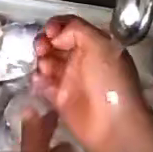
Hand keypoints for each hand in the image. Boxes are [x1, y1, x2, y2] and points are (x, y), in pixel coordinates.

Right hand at [31, 14, 152, 151]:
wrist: (114, 125)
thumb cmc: (110, 81)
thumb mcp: (101, 45)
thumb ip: (76, 30)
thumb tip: (55, 36)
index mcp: (95, 44)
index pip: (71, 27)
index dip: (57, 25)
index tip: (49, 31)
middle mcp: (82, 59)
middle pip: (56, 43)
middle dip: (45, 41)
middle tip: (41, 48)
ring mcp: (70, 79)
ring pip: (47, 61)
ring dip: (41, 60)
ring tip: (44, 67)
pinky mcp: (60, 99)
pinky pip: (43, 84)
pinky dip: (38, 80)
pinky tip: (40, 81)